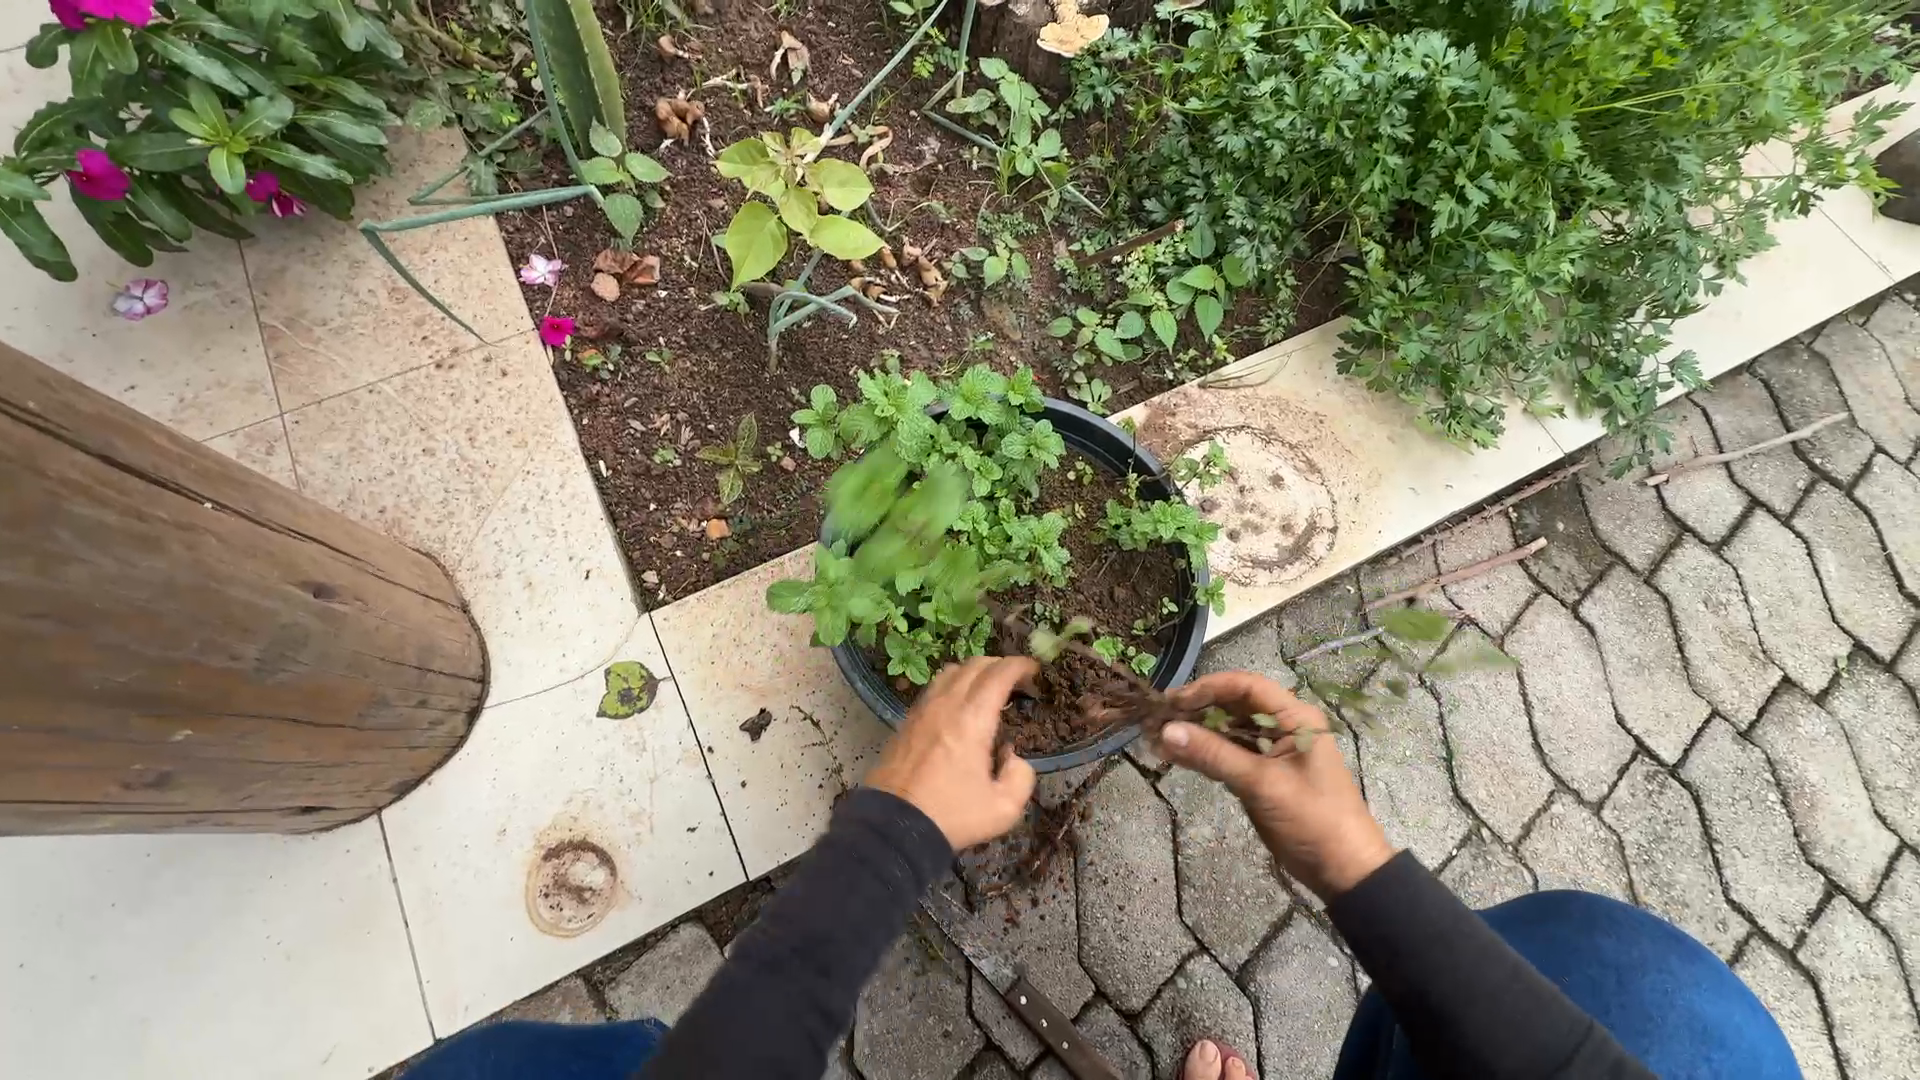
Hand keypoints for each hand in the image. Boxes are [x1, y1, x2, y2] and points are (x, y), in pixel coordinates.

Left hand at [865, 656, 1038, 849]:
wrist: (893, 825)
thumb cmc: (951, 815)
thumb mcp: (1003, 808)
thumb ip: (1021, 777)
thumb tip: (1013, 756)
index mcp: (973, 719)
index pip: (999, 674)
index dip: (1020, 665)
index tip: (1034, 670)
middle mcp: (946, 704)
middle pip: (975, 665)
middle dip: (1000, 665)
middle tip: (1016, 682)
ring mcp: (923, 710)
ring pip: (950, 672)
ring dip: (973, 672)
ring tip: (987, 690)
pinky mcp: (907, 720)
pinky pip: (933, 688)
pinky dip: (953, 685)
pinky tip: (959, 707)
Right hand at [1155, 671, 1393, 898]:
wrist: (1344, 872)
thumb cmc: (1313, 820)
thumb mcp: (1261, 784)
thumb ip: (1213, 755)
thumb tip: (1166, 731)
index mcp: (1294, 718)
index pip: (1245, 686)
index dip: (1208, 688)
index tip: (1174, 701)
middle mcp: (1281, 727)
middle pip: (1231, 706)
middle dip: (1194, 711)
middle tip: (1157, 720)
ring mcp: (1269, 751)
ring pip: (1225, 730)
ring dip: (1193, 733)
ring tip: (1157, 738)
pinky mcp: (1259, 774)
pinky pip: (1225, 754)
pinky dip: (1200, 754)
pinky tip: (1172, 756)